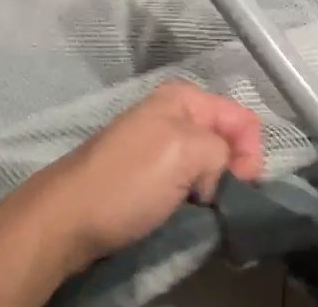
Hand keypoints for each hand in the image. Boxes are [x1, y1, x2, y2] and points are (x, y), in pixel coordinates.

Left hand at [21, 81, 265, 269]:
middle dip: (233, 170)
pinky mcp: (149, 177)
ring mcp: (159, 147)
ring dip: (215, 188)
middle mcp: (174, 115)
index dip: (250, 153)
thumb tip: (225, 176)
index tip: (241, 188)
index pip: (242, 118)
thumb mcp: (187, 152)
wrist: (66, 221)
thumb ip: (223, 150)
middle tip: (223, 202)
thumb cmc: (129, 180)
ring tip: (207, 211)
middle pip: (227, 140)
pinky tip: (191, 214)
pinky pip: (189, 182)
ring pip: (209, 165)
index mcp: (184, 97)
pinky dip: (197, 198)